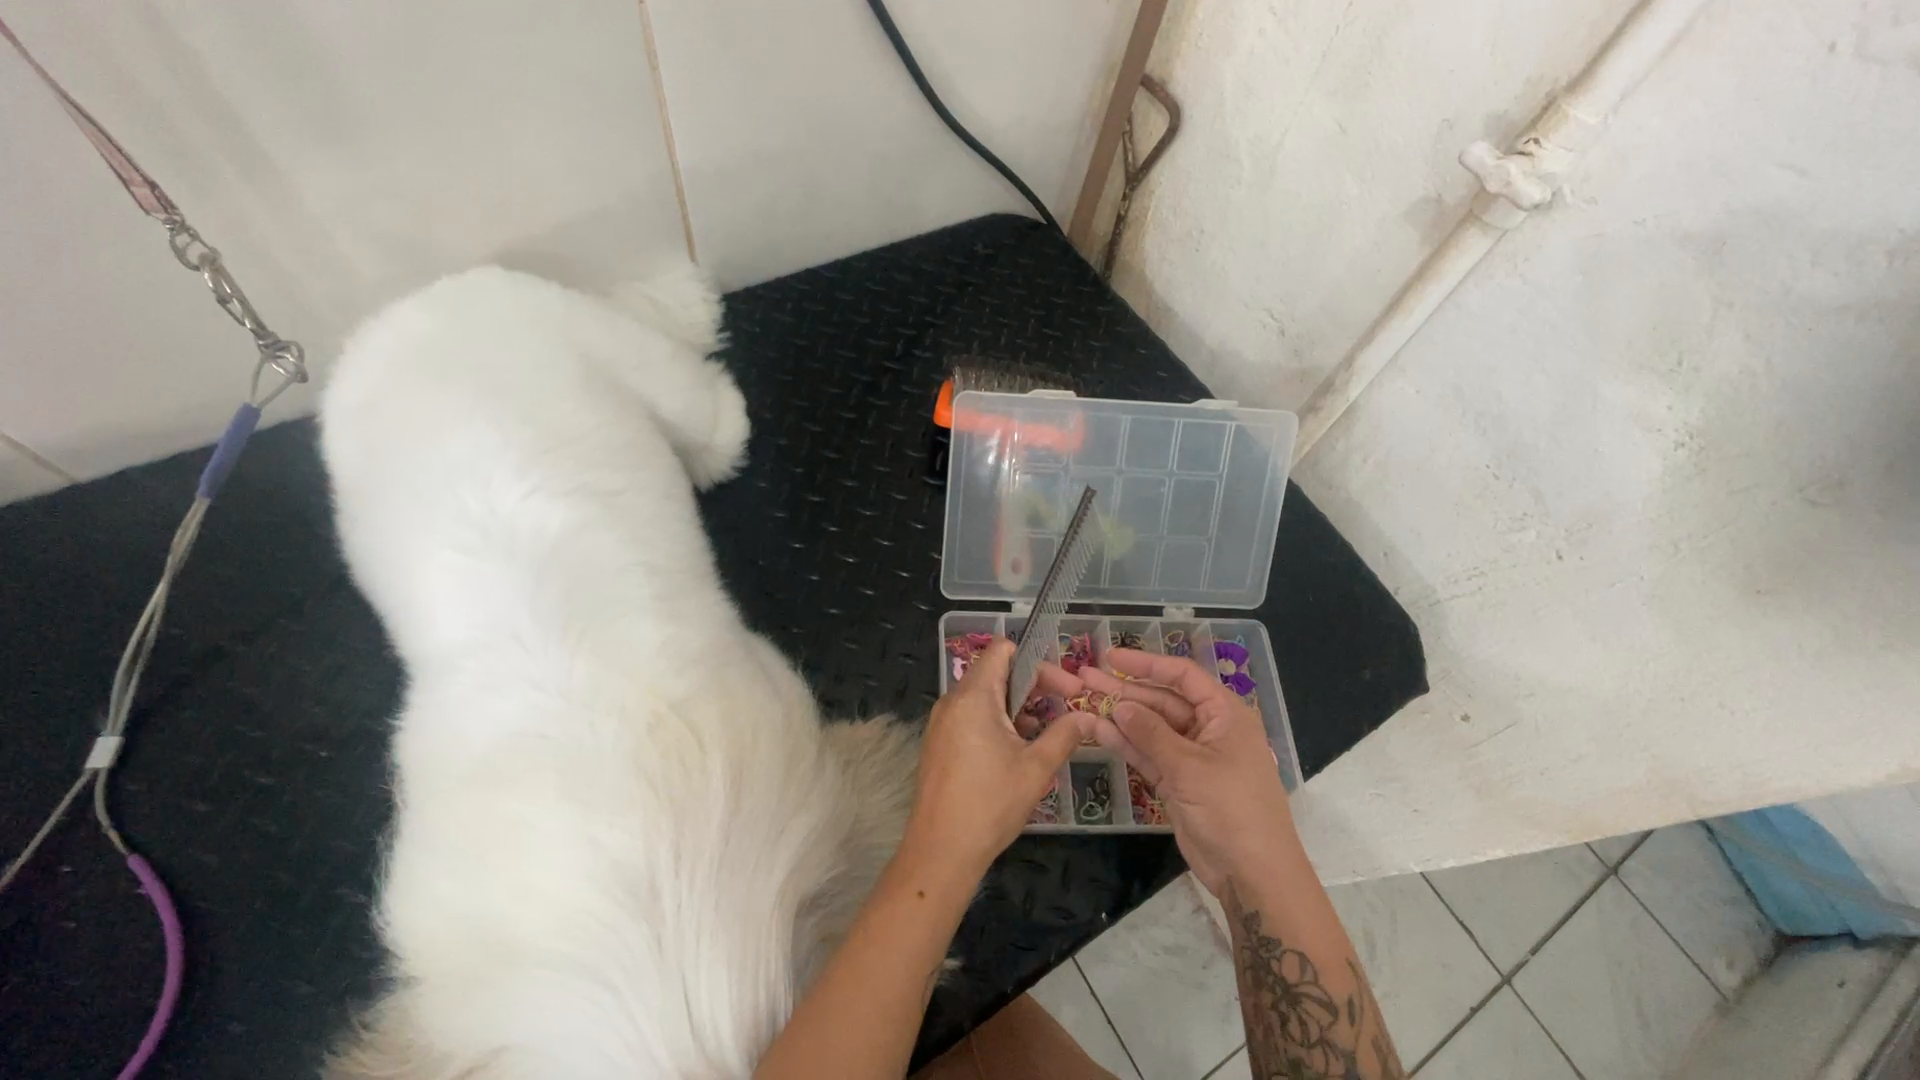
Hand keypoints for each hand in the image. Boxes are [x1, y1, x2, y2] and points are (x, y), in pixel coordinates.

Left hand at [907, 639, 1088, 880]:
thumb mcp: (1036, 768)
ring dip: (1018, 708)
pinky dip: (998, 724)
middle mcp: (953, 702)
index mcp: (973, 697)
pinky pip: (972, 718)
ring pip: (986, 698)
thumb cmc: (990, 804)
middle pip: (996, 673)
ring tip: (1045, 735)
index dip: (1038, 661)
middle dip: (1034, 687)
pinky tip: (1018, 752)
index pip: (1003, 650)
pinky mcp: (939, 744)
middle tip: (1066, 709)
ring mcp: (942, 724)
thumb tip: (1087, 717)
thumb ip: (1064, 735)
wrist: (940, 851)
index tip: (1066, 688)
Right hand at [1046, 649, 1295, 896]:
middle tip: (1083, 678)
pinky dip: (1123, 743)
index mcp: (1224, 714)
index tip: (1111, 657)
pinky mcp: (1177, 782)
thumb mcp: (1189, 766)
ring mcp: (1191, 757)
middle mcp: (1208, 729)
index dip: (1146, 664)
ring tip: (1080, 700)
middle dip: (1124, 690)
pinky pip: (1147, 754)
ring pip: (1150, 728)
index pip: (1182, 676)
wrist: (1252, 873)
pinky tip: (1095, 730)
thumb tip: (1120, 706)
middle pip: (1162, 700)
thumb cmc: (1231, 808)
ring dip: (1118, 716)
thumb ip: (1151, 733)